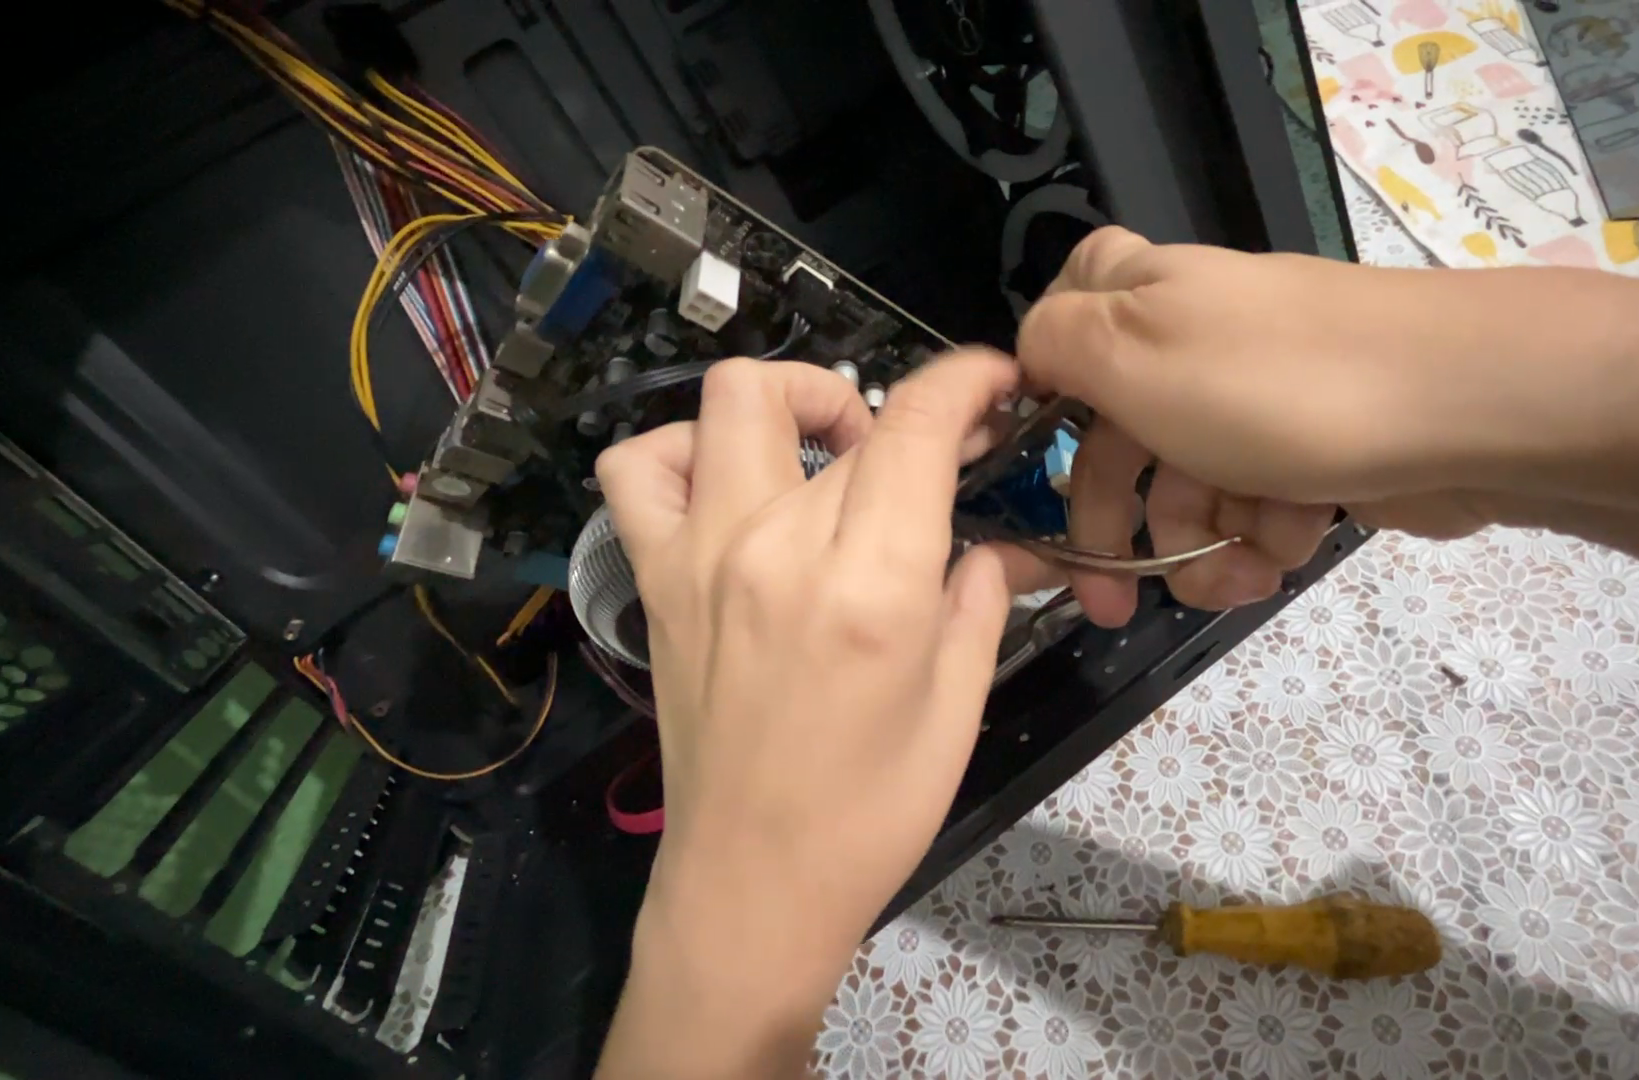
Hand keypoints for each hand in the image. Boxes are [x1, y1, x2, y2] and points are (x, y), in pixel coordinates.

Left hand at [593, 351, 1024, 1076]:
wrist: (752, 883)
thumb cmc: (873, 809)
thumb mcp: (957, 702)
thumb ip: (981, 596)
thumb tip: (998, 541)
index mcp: (871, 583)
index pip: (916, 427)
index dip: (963, 379)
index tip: (993, 379)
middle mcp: (778, 545)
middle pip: (848, 418)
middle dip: (906, 415)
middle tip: (931, 460)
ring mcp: (702, 553)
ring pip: (733, 401)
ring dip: (796, 402)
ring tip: (826, 455)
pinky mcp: (655, 578)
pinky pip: (639, 469)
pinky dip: (684, 448)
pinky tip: (729, 485)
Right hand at [1017, 226, 1564, 625]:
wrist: (1474, 408)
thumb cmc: (1272, 387)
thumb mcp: (1131, 354)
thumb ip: (1054, 340)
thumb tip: (1023, 351)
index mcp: (1139, 303)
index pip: (1061, 322)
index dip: (1044, 394)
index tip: (1039, 459)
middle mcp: (1189, 342)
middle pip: (1117, 441)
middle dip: (1118, 529)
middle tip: (1112, 605)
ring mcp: (1249, 398)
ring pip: (1185, 484)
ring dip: (1203, 545)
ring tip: (1241, 578)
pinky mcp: (1304, 445)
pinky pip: (1250, 499)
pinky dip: (1261, 534)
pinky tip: (1287, 548)